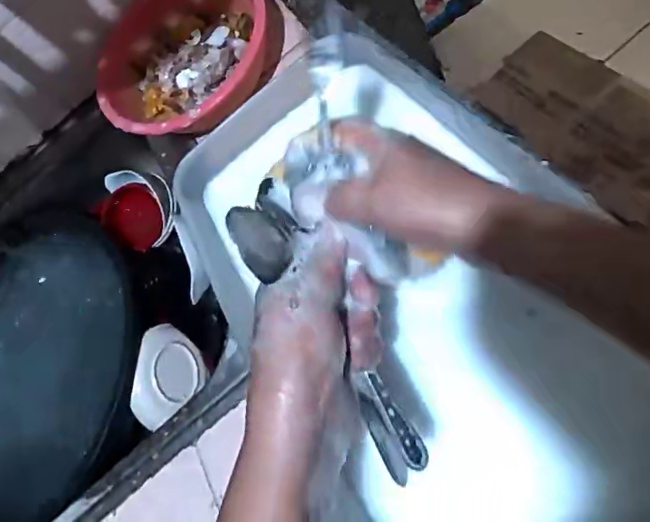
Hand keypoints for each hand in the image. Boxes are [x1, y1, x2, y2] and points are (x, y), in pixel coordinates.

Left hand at [247, 227, 380, 449]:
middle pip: (342, 283)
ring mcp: (324, 335)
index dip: (338, 254)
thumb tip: (330, 223)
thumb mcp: (306, 302)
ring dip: (363, 326)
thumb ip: (322, 265)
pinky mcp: (345, 361)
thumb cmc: (295, 356)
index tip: (357, 254)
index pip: (315, 256)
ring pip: (358, 312)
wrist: (305, 426)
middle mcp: (303, 306)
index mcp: (283, 287)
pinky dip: (366, 350)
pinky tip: (359, 364)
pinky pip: (365, 342)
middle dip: (357, 293)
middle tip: (360, 302)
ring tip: (355, 345)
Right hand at [315, 120, 516, 256]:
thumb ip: (333, 198)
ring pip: (372, 181)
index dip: (312, 142)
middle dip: (330, 178)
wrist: (494, 229)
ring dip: (354, 200)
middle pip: (353, 157)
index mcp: (380, 140)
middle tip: (312, 199)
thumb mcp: (370, 202)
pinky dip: (377, 214)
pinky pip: (391, 200)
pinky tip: (371, 236)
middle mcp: (397, 150)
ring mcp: (416, 173)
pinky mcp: (431, 197)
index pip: (336, 128)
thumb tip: (308, 198)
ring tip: (337, 222)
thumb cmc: (426, 205)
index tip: (295, 165)